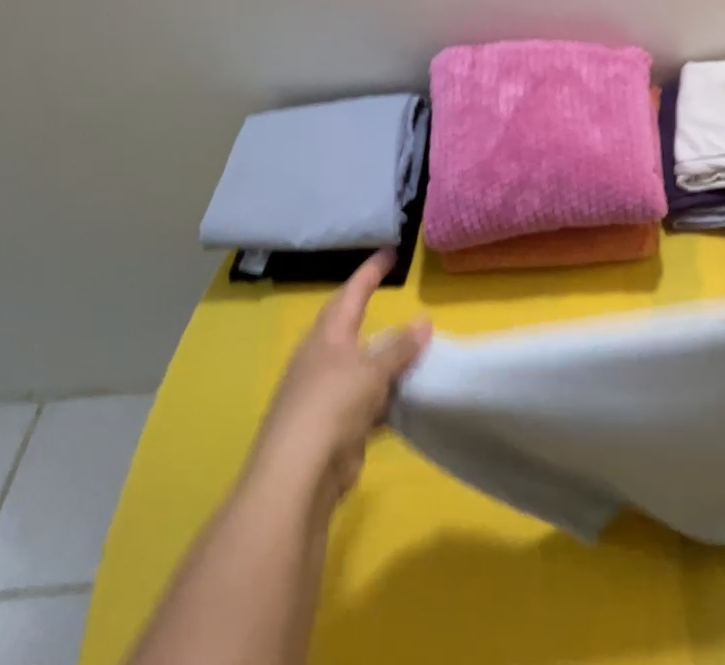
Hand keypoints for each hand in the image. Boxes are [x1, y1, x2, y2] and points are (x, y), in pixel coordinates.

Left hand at [248, 250, 430, 508]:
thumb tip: (423, 322)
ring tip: (423, 353)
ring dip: (390, 363)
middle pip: (353, 332)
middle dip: (377, 319)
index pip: (350, 295)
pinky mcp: (338, 426)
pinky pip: (372, 402)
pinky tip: (414, 398)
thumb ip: (400, 347)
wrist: (301, 471)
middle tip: (407, 308)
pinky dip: (391, 397)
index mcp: (325, 339)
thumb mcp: (373, 369)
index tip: (390, 253)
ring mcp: (328, 395)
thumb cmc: (333, 405)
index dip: (370, 273)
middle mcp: (323, 362)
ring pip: (366, 369)